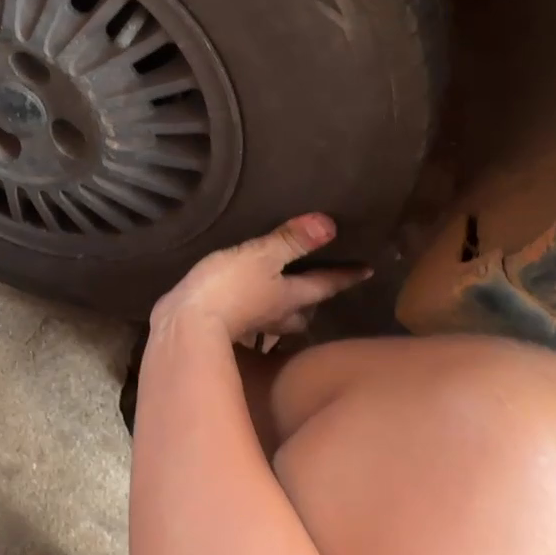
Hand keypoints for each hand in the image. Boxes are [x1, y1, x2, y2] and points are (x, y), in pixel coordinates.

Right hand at [149, 214, 371, 346]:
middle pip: (305, 312)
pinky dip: (256, 315)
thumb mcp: (261, 255)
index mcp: (292, 296)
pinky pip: (253, 323)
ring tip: (284, 299)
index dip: (346, 275)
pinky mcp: (230, 329)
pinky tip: (246, 308)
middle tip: (319, 289)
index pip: (326, 284)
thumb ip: (291, 241)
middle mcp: (279, 315)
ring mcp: (254, 325)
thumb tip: (330, 225)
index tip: (368, 270)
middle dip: (314, 301)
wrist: (187, 325)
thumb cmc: (229, 287)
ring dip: (287, 313)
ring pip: (281, 322)